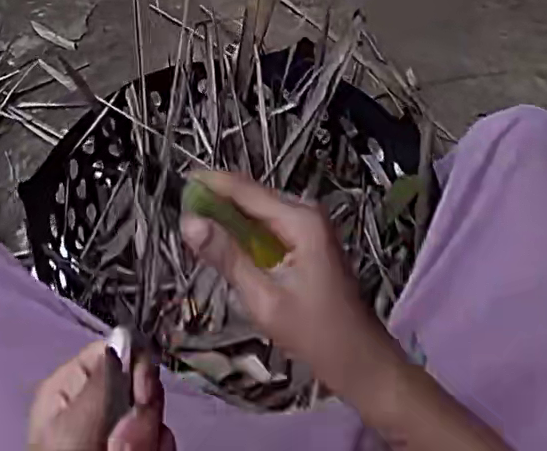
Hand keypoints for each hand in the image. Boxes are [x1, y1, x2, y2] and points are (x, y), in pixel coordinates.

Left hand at [27, 339, 175, 450]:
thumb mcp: (70, 431)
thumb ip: (101, 384)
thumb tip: (124, 338)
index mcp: (70, 389)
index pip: (115, 351)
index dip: (137, 364)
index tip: (143, 392)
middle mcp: (96, 408)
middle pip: (142, 387)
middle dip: (141, 419)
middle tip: (120, 446)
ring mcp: (116, 438)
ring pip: (156, 424)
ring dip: (147, 446)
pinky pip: (161, 449)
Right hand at [180, 170, 509, 450]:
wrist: (367, 366)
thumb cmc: (318, 336)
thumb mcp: (264, 299)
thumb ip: (226, 257)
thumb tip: (188, 222)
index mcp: (300, 219)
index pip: (245, 189)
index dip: (210, 182)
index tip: (179, 180)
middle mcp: (306, 211)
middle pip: (251, 194)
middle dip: (216, 198)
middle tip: (183, 207)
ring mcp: (309, 223)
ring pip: (257, 207)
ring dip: (228, 213)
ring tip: (196, 221)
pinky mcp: (307, 237)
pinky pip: (267, 222)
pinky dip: (243, 227)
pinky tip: (224, 239)